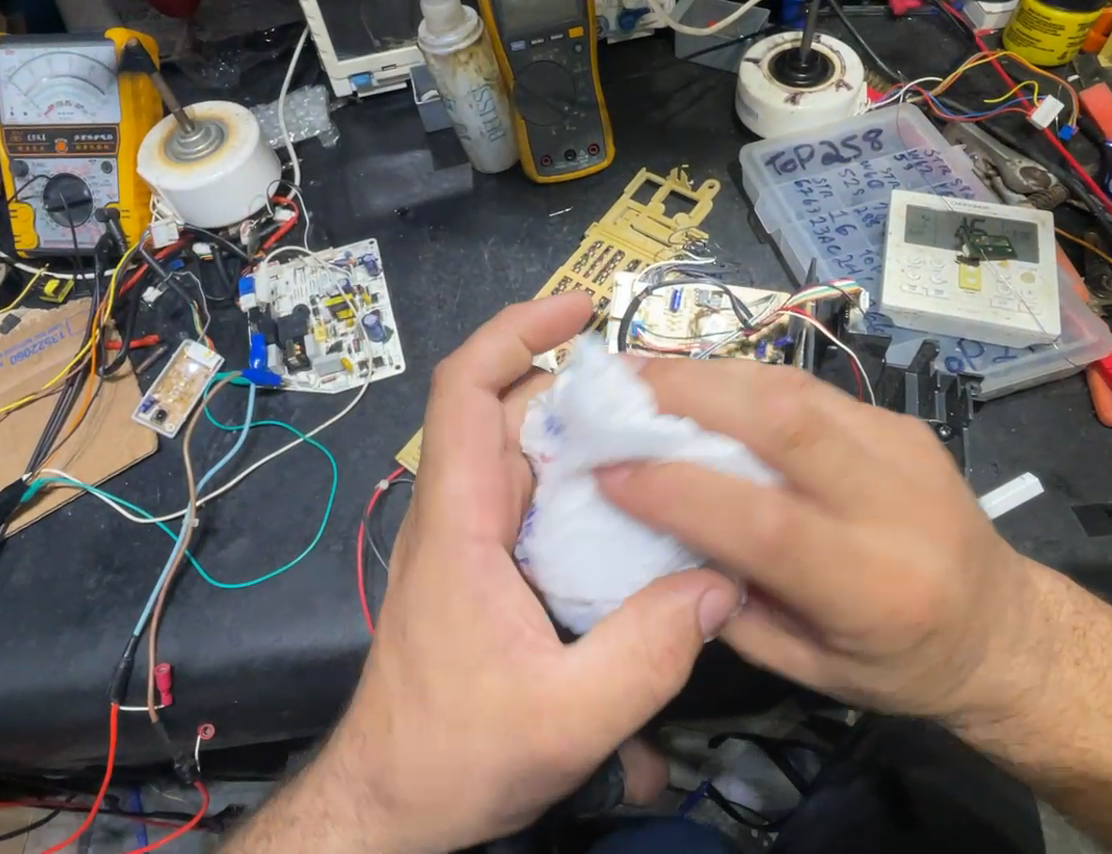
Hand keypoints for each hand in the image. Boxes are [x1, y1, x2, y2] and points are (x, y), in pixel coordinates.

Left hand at [266, 295, 740, 853]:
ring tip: (661, 445)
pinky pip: (535, 498)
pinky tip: (635, 511)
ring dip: (585, 438)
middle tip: (660, 399)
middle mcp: (459, 511)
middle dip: (577, 387)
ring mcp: (469, 537)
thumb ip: (648, 652)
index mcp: (459, 521)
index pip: (466, 390)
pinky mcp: (484, 565)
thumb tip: (721, 582)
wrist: (390, 802)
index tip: (579, 309)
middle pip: (508, 411)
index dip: (515, 331)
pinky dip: (581, 485)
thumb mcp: (565, 718)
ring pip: (526, 454)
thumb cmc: (455, 754)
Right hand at [596, 359, 1047, 730]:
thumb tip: (654, 536)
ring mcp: (903, 449)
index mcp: (872, 587)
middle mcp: (894, 504)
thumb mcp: (808, 669)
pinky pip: (806, 388)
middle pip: (783, 423)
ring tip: (643, 372)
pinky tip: (698, 383)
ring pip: (792, 388)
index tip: (607, 470)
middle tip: (616, 388)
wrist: (1005, 629)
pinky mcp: (899, 422)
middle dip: (688, 395)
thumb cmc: (900, 664)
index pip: (764, 523)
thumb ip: (729, 605)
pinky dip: (740, 380)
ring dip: (707, 374)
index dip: (677, 490)